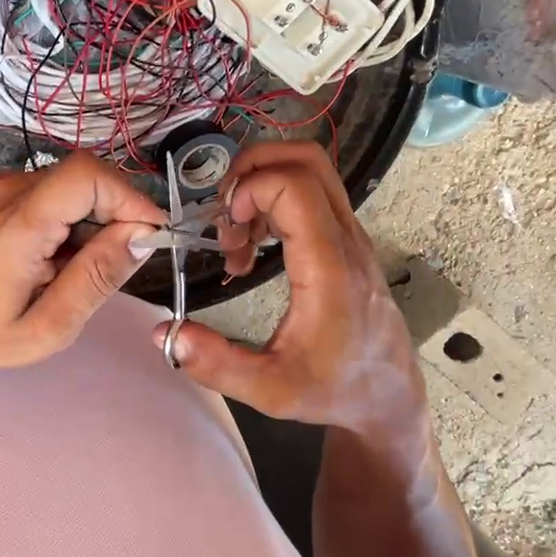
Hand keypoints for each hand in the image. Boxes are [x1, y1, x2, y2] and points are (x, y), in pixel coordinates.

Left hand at [0, 152, 165, 369]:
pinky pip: (55, 194)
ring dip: (94, 222)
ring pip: (74, 186)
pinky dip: (73, 222)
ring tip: (77, 271)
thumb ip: (95, 279)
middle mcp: (12, 191)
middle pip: (86, 178)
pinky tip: (59, 261)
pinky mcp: (3, 193)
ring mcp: (4, 188)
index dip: (129, 196)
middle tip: (115, 265)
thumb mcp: (46, 327)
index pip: (87, 174)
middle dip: (116, 215)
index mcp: (21, 223)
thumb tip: (142, 236)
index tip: (150, 236)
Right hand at [154, 143, 425, 433]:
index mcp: (329, 266)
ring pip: (310, 169)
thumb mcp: (270, 391)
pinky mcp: (346, 240)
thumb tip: (164, 334)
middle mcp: (345, 239)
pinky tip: (253, 245)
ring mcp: (350, 235)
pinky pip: (310, 193)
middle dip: (252, 168)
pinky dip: (273, 201)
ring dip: (261, 185)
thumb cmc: (334, 391)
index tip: (228, 229)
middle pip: (306, 158)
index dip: (248, 189)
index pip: (293, 184)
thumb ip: (216, 364)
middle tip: (226, 212)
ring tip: (237, 235)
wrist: (391, 398)